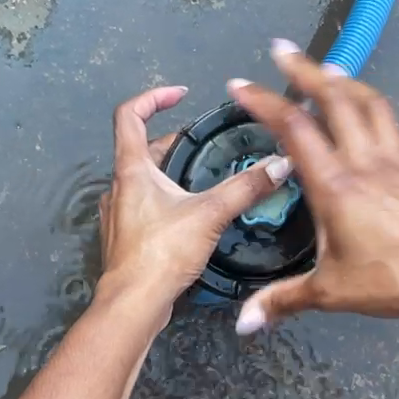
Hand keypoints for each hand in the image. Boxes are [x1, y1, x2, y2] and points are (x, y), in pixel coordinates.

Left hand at [98, 85, 292, 315]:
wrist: (133, 304)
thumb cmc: (162, 253)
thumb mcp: (209, 214)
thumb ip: (245, 188)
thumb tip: (280, 164)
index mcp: (131, 170)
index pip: (129, 115)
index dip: (153, 98)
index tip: (180, 95)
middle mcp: (118, 187)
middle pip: (139, 150)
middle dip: (171, 142)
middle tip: (201, 143)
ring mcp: (118, 215)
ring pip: (141, 181)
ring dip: (167, 173)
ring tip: (199, 178)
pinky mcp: (125, 240)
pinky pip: (143, 208)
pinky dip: (163, 201)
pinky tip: (187, 216)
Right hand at [225, 41, 398, 332]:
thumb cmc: (393, 282)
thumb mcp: (330, 293)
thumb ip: (282, 302)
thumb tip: (242, 325)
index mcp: (335, 185)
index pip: (295, 128)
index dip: (265, 101)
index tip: (240, 83)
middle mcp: (366, 163)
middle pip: (337, 99)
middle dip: (306, 70)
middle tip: (283, 51)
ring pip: (373, 106)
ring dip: (348, 84)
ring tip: (330, 71)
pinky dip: (383, 123)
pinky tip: (380, 131)